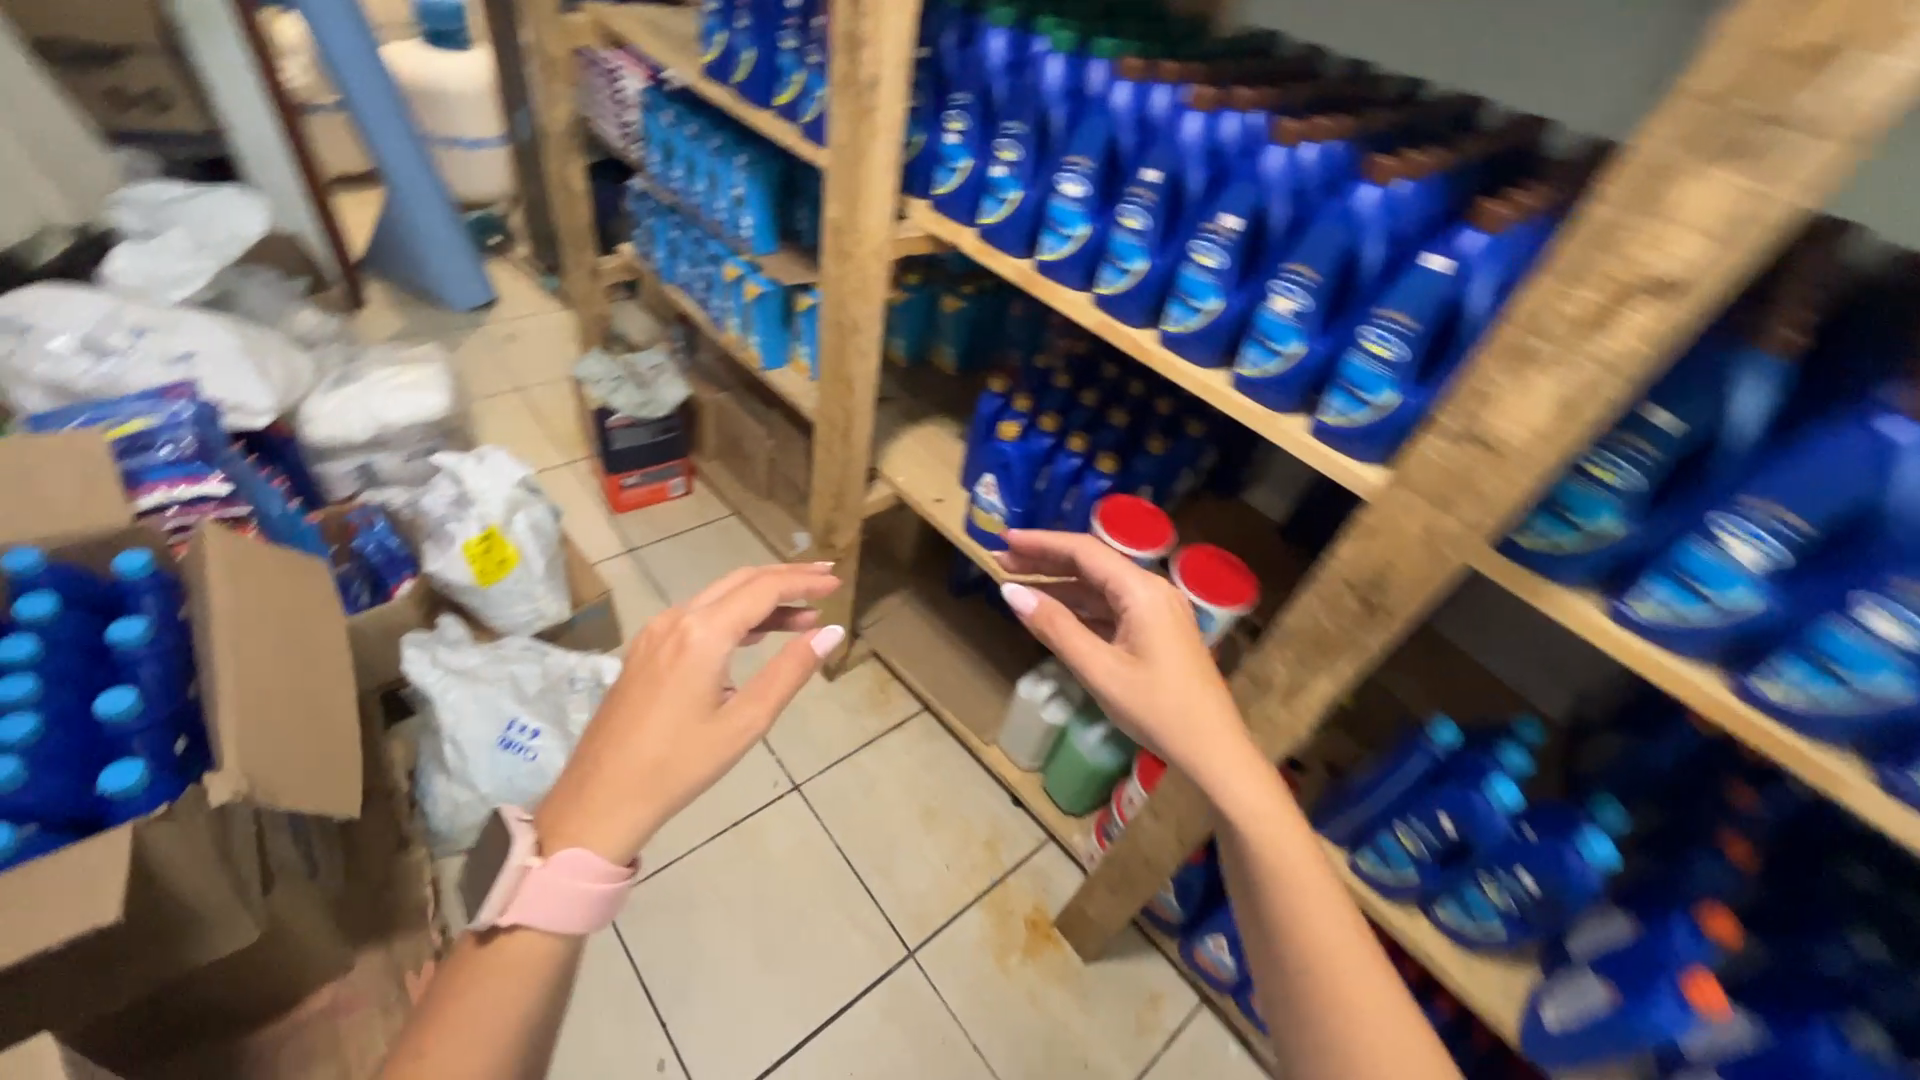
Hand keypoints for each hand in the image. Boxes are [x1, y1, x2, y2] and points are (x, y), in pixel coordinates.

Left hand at [534, 564, 844, 862]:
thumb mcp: (746, 721)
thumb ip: (791, 671)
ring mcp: (656, 632)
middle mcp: (677, 619)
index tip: (837, 581)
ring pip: (718, 596)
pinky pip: (698, 614)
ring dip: (761, 597)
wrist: (601, 797)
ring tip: (804, 613)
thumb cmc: (679, 765)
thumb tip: (831, 632)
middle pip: (741, 581)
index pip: (764, 589)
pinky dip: (734, 613)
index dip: (804, 581)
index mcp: (703, 634)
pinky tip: (756, 633)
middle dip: (785, 577)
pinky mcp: (646, 649)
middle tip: (826, 579)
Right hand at [996, 530, 1256, 798]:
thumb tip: (1010, 592)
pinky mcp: (1158, 630)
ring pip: (1100, 586)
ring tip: (1017, 584)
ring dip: (1060, 584)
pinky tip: (1053, 612)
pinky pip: (1112, 607)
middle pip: (1092, 564)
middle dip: (1045, 560)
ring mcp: (1157, 610)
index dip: (1040, 543)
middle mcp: (1152, 590)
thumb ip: (1054, 627)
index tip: (1004, 538)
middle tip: (1000, 560)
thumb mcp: (1098, 669)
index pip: (1084, 551)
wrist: (1213, 749)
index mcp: (1141, 591)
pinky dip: (1080, 607)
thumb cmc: (1157, 709)